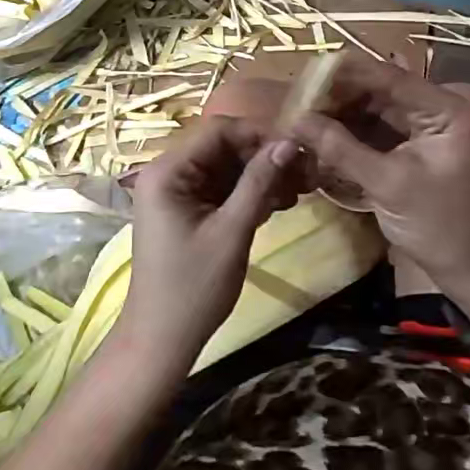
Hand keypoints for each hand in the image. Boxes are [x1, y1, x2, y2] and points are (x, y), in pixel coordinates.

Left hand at [118, 117, 302, 367]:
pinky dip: (247, 194)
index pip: (218, 131)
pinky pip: (220, 189)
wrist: (162, 338)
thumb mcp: (232, 231)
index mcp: (167, 170)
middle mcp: (167, 172)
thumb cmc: (194, 286)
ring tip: (300, 189)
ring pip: (225, 168)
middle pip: (223, 148)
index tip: (298, 148)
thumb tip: (289, 143)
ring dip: (260, 176)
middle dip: (264, 157)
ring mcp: (175, 192)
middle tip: (307, 173)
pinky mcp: (186, 210)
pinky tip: (278, 204)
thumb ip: (259, 183)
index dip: (259, 134)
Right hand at [285, 59, 469, 319]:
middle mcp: (425, 107)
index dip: (345, 73)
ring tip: (294, 112)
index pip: (387, 77)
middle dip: (332, 93)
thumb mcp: (387, 184)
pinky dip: (336, 128)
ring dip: (330, 110)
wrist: (463, 265)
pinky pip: (360, 125)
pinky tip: (309, 130)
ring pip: (361, 105)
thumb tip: (294, 120)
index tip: (304, 74)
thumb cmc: (436, 222)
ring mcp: (409, 124)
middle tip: (292, 98)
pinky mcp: (394, 142)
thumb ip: (341, 148)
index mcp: (440, 108)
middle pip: (371, 87)